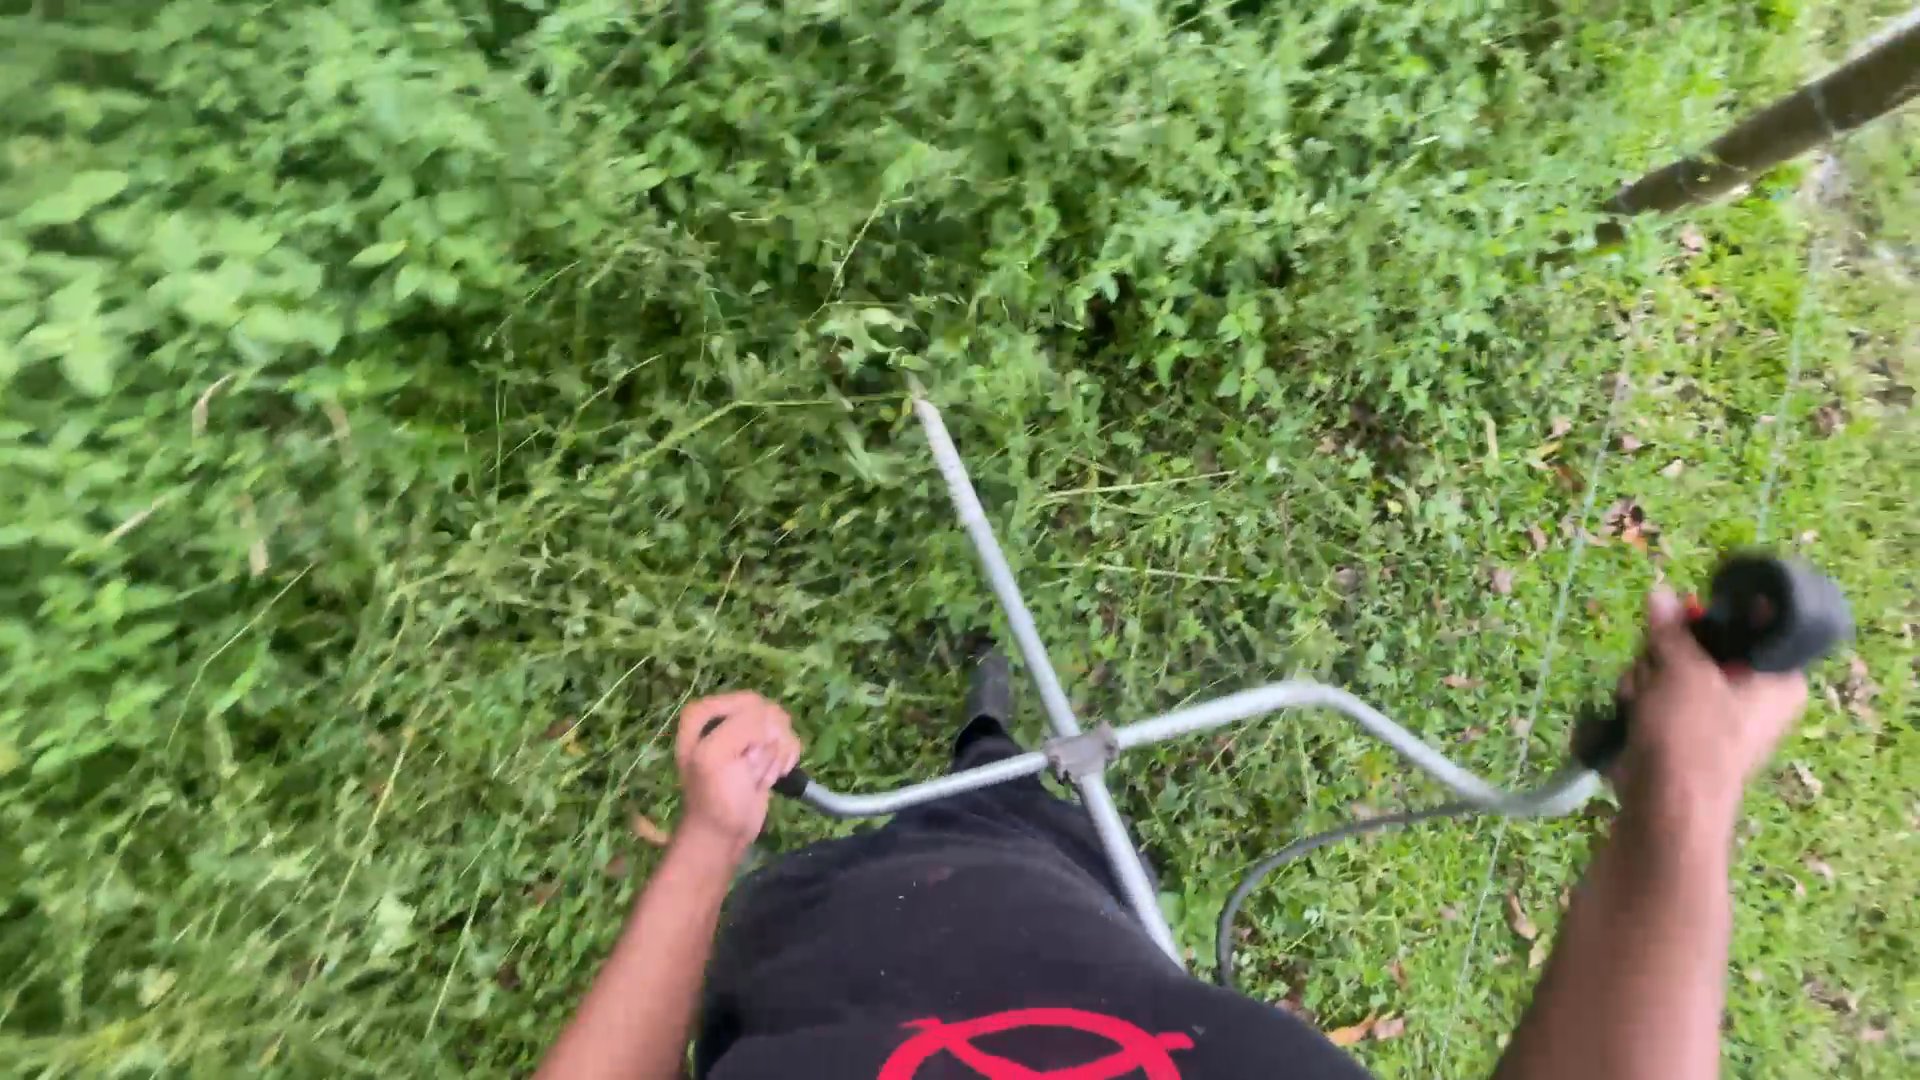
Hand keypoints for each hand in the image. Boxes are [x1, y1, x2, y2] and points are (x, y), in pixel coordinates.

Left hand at [673, 691, 801, 860]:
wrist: (724, 834)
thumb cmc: (715, 796)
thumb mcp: (715, 754)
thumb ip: (743, 725)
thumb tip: (774, 725)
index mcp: (704, 714)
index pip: (748, 701)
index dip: (754, 727)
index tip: (745, 753)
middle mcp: (726, 718)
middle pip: (769, 710)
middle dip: (768, 742)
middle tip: (751, 766)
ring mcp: (747, 733)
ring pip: (782, 724)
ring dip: (777, 754)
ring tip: (759, 776)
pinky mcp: (765, 748)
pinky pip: (790, 738)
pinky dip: (787, 759)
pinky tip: (773, 777)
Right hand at [1615, 589, 1807, 831]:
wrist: (1665, 796)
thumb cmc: (1690, 735)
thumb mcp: (1683, 675)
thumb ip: (1672, 632)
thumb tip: (1660, 593)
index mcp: (1774, 681)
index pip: (1745, 632)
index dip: (1707, 624)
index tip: (1679, 626)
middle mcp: (1749, 694)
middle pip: (1694, 647)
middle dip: (1661, 655)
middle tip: (1657, 672)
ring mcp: (1712, 711)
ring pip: (1666, 667)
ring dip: (1642, 676)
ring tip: (1640, 698)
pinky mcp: (1680, 724)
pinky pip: (1654, 691)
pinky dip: (1638, 694)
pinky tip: (1633, 708)